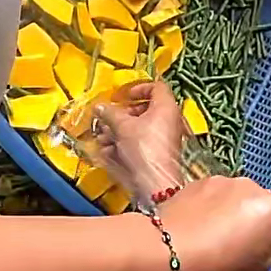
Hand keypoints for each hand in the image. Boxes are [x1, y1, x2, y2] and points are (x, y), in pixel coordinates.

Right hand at [94, 80, 186, 200]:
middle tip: (110, 116)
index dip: (138, 88)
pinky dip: (125, 143)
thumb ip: (110, 113)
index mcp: (166, 107)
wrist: (154, 182)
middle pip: (145, 109)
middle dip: (123, 113)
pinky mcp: (157, 153)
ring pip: (140, 127)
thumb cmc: (147, 151)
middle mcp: (169, 121)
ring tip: (105, 136)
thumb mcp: (122, 126)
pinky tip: (109, 149)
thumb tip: (101, 107)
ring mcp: (164, 138)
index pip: (156, 87)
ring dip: (119, 130)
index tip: (124, 95)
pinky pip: (140, 142)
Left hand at [154, 177, 270, 270]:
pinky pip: (221, 195)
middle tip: (259, 247)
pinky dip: (222, 207)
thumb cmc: (214, 265)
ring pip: (246, 197)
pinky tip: (209, 227)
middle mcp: (251, 187)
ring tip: (228, 239)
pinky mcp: (199, 182)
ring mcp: (223, 181)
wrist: (163, 250)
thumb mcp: (261, 263)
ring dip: (245, 213)